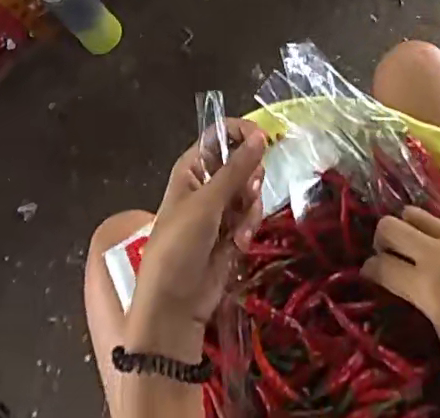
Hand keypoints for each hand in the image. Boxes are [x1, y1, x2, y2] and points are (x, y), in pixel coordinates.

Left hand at [126, 120, 268, 358]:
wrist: (175, 305)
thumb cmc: (179, 245)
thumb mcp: (207, 204)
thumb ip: (236, 169)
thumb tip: (260, 135)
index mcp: (192, 168)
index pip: (219, 135)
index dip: (241, 133)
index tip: (264, 140)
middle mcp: (206, 184)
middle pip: (241, 164)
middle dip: (249, 180)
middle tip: (247, 194)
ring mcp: (220, 210)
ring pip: (250, 192)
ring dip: (250, 210)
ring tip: (239, 230)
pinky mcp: (232, 233)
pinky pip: (251, 217)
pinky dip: (249, 229)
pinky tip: (240, 244)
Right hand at [363, 208, 439, 414]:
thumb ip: (426, 308)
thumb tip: (414, 290)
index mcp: (430, 287)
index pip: (380, 266)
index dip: (369, 271)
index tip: (369, 276)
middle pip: (390, 224)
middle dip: (382, 241)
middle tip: (389, 257)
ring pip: (418, 214)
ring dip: (411, 231)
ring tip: (420, 251)